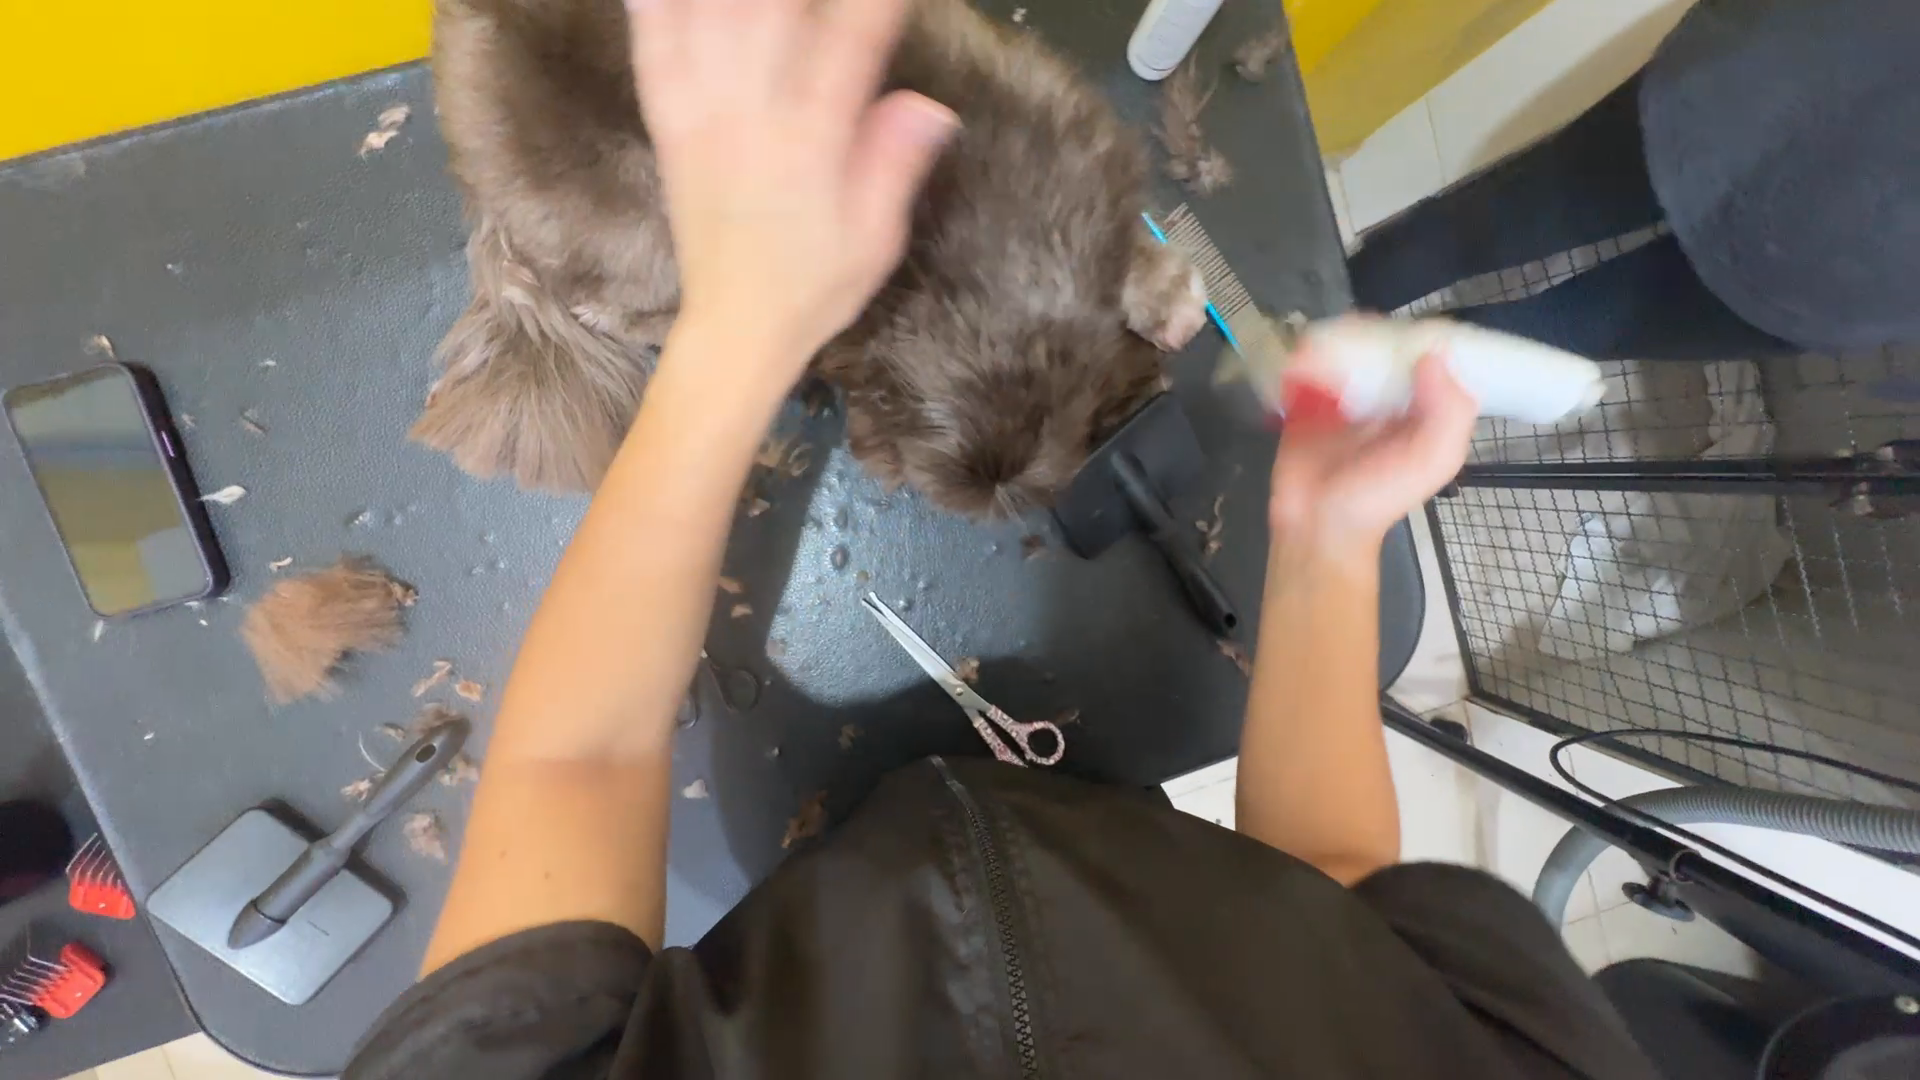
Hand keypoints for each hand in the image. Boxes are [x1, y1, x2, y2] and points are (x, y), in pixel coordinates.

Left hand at [628, 0, 958, 368]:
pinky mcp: (670, 130)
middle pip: (772, 10)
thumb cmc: (814, 289)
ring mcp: (703, 119)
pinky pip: (654, 51)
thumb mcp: (874, 241)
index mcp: (811, 146)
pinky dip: (653, 11)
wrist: (739, 327)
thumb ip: (895, 167)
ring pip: (710, 17)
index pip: (849, 44)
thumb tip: (930, 106)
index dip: (872, 6)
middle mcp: (752, 118)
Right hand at [1269, 351, 1476, 554]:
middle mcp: (1383, 396)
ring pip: (1338, 352)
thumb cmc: (1377, 499)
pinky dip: (1298, 363)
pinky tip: (1297, 365)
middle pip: (1380, 346)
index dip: (1420, 336)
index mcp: (1421, 405)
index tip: (1406, 328)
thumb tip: (1432, 355)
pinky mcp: (1303, 407)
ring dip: (1327, 344)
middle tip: (1352, 336)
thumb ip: (1448, 411)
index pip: (1428, 355)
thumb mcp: (1433, 460)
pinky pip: (1301, 373)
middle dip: (1366, 334)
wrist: (1317, 524)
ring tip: (1319, 350)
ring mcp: (1341, 400)